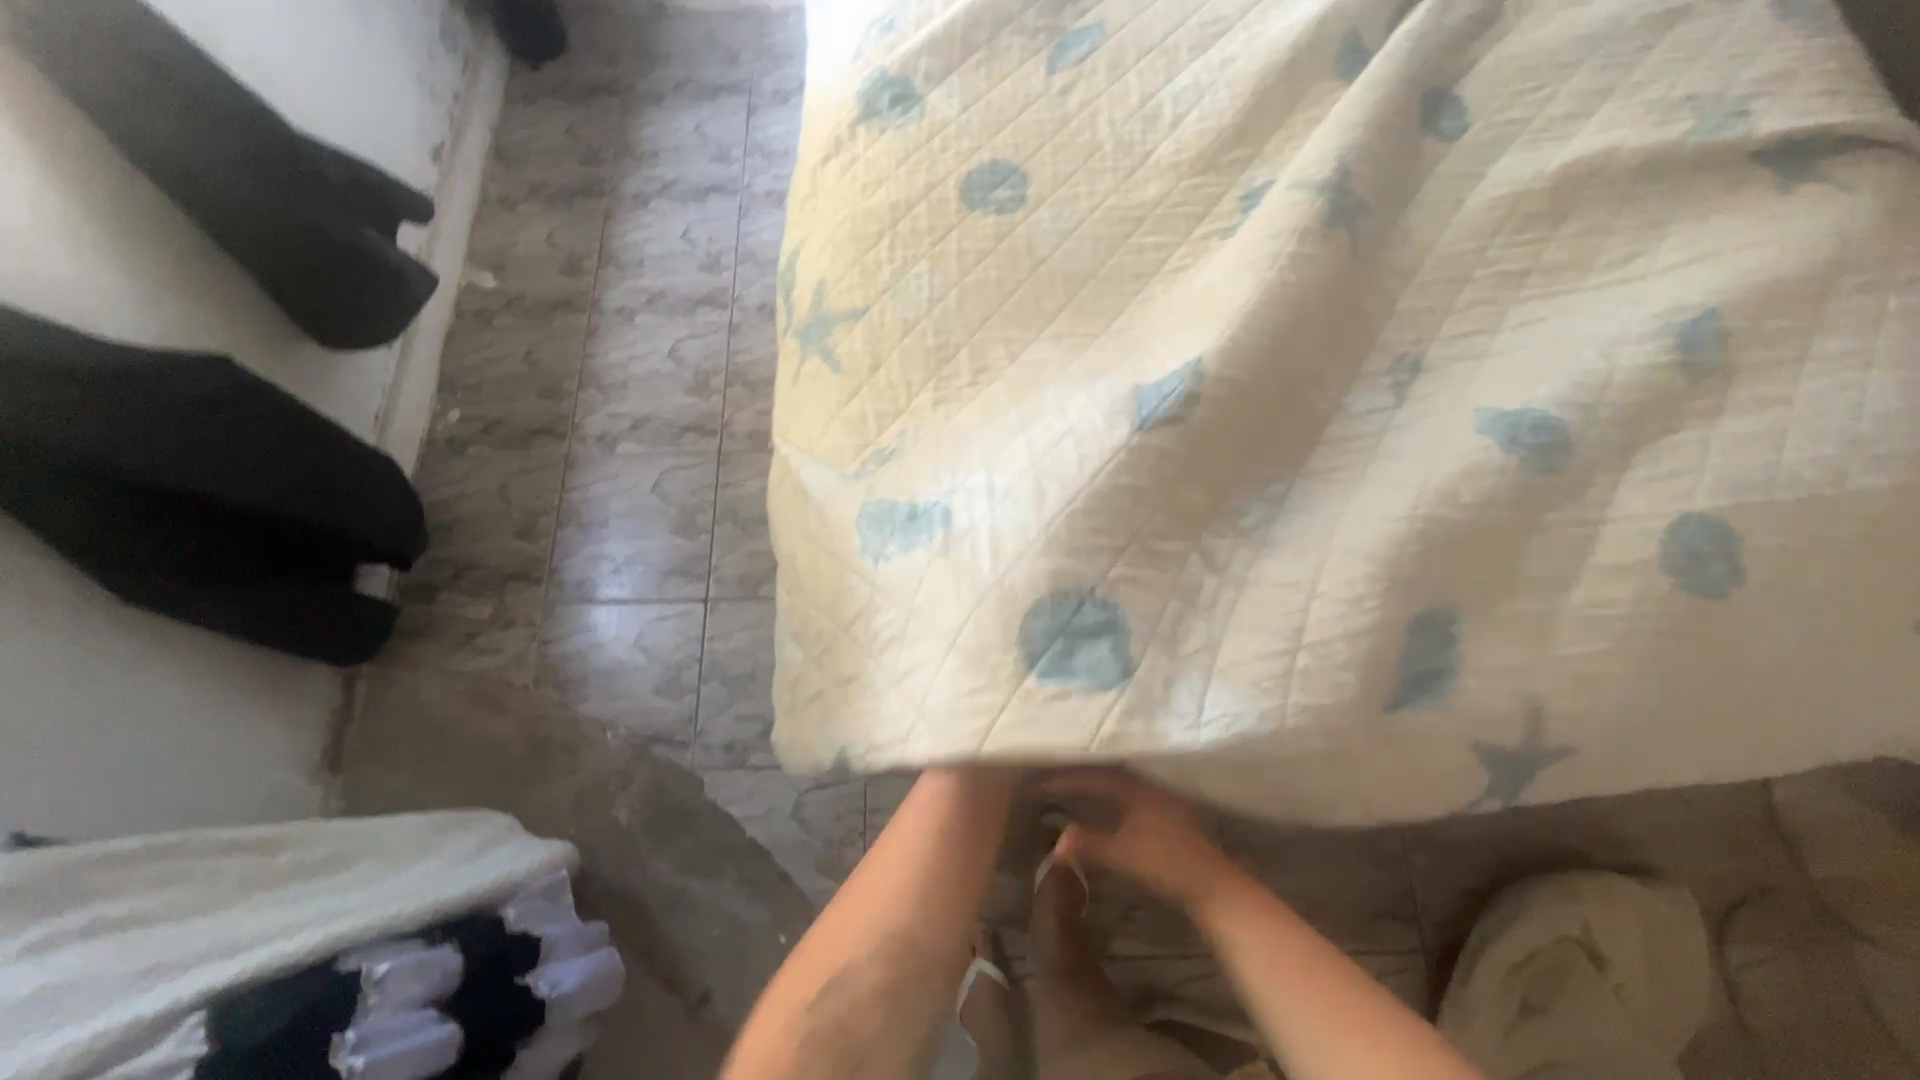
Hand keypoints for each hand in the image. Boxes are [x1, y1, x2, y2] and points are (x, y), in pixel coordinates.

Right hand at [1037, 768, 1244, 910]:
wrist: (1214, 887)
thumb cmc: (1167, 865)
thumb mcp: (1123, 854)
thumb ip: (1089, 844)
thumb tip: (1056, 841)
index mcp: (1139, 788)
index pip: (1094, 776)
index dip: (1064, 780)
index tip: (1037, 784)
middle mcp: (1150, 786)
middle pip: (1106, 773)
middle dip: (1077, 776)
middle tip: (1048, 779)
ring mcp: (1161, 800)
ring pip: (1118, 785)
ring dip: (1092, 787)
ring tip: (1066, 790)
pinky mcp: (1167, 816)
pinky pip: (1127, 797)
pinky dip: (1106, 799)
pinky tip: (1098, 809)